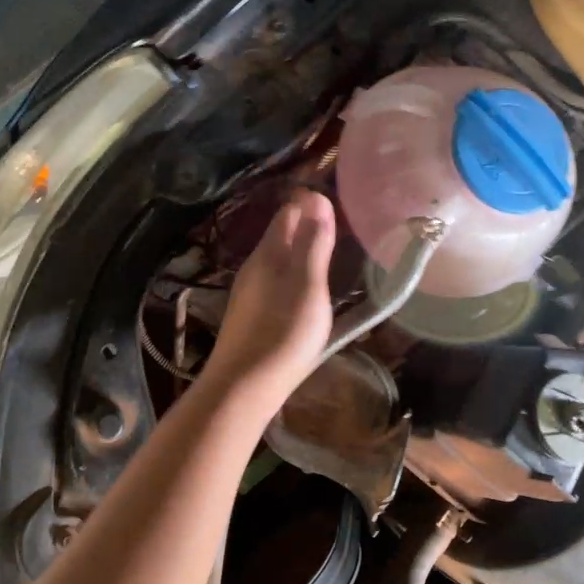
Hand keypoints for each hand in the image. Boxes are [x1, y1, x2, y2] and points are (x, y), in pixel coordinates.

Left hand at [200, 189, 336, 407]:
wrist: (243, 386)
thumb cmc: (283, 333)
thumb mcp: (308, 285)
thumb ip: (313, 243)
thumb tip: (315, 197)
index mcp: (268, 254)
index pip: (288, 212)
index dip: (310, 201)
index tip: (338, 197)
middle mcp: (253, 267)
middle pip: (280, 234)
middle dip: (306, 222)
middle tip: (339, 220)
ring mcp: (249, 292)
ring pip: (276, 259)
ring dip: (299, 249)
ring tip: (328, 250)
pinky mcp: (250, 315)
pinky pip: (274, 280)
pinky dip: (292, 273)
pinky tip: (304, 287)